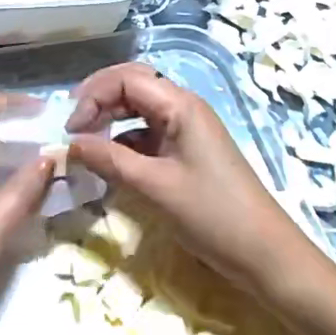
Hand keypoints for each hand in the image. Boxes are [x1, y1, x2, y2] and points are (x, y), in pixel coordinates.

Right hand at [65, 63, 314, 296]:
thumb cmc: (212, 215)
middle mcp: (183, 106)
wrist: (266, 255)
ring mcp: (187, 127)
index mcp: (180, 104)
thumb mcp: (155, 188)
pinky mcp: (187, 149)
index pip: (126, 78)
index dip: (93, 95)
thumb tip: (69, 144)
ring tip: (86, 141)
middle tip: (74, 125)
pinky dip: (124, 139)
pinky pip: (148, 130)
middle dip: (99, 98)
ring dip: (110, 117)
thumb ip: (110, 160)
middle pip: (132, 83)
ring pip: (139, 106)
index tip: (72, 128)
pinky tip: (110, 159)